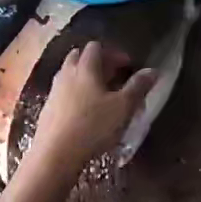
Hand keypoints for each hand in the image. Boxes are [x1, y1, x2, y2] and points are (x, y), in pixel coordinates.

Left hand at [27, 41, 155, 177]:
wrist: (56, 153)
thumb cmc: (93, 127)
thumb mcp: (123, 108)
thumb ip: (138, 87)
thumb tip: (152, 70)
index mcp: (85, 67)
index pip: (96, 47)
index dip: (114, 53)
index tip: (128, 66)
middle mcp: (66, 73)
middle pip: (79, 56)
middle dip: (97, 62)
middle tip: (114, 77)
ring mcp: (54, 90)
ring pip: (69, 74)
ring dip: (85, 78)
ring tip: (102, 95)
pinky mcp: (48, 108)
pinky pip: (63, 91)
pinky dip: (75, 93)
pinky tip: (85, 111)